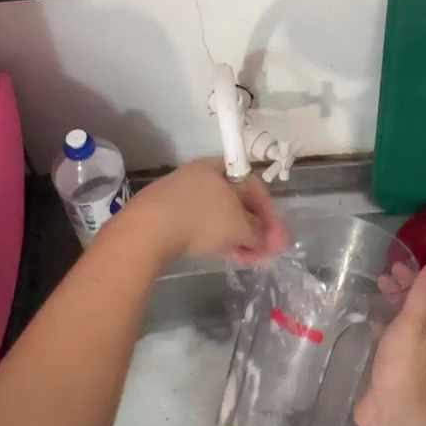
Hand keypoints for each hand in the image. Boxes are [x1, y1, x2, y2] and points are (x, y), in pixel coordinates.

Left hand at [112, 160, 289, 264]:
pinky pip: (200, 223)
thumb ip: (259, 233)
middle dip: (254, 228)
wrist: (147, 229)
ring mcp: (181, 194)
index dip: (270, 213)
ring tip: (246, 258)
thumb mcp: (239, 227)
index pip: (254, 187)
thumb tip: (269, 239)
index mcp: (219, 168)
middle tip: (264, 251)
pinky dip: (216, 237)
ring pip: (219, 215)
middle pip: (236, 201)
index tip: (278, 238)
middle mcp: (200, 176)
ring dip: (237, 236)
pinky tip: (222, 253)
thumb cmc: (201, 218)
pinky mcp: (166, 213)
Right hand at [356, 262, 425, 425]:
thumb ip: (421, 297)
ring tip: (363, 300)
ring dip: (381, 313)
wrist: (393, 415)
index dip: (407, 280)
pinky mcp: (378, 376)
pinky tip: (355, 332)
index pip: (418, 298)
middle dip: (394, 295)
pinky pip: (374, 348)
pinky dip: (369, 335)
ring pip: (390, 329)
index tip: (392, 266)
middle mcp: (412, 344)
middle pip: (404, 312)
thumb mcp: (412, 325)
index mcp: (424, 332)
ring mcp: (395, 361)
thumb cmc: (403, 366)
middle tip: (376, 280)